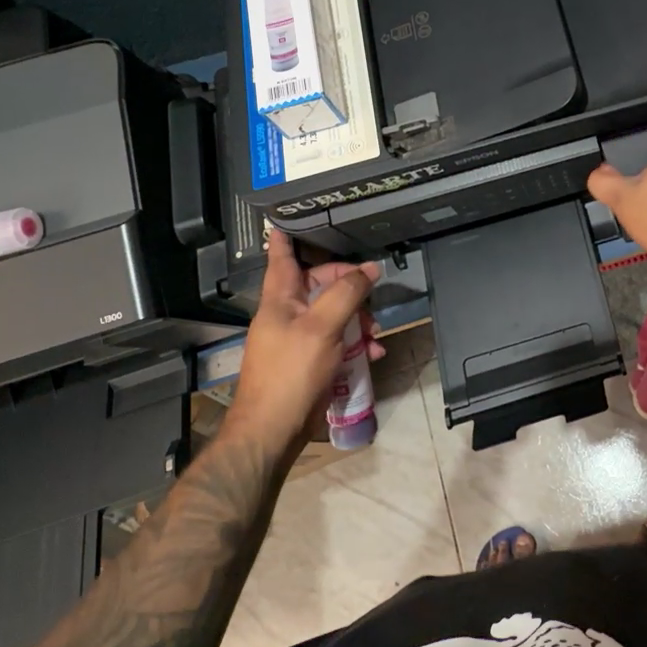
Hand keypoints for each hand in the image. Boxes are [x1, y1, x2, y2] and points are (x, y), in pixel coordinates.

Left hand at [229, 227, 383, 447]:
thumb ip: (346, 293)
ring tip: (375, 335)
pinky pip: (336, 340)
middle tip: (372, 294)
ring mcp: (296, 338)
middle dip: (349, 286)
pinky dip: (354, 343)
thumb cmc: (291, 372)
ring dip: (358, 320)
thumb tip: (368, 269)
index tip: (292, 215)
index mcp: (280, 299)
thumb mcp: (323, 327)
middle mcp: (286, 313)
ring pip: (332, 313)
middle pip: (319, 283)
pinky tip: (372, 354)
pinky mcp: (307, 360)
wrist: (271, 431)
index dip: (287, 235)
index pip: (282, 256)